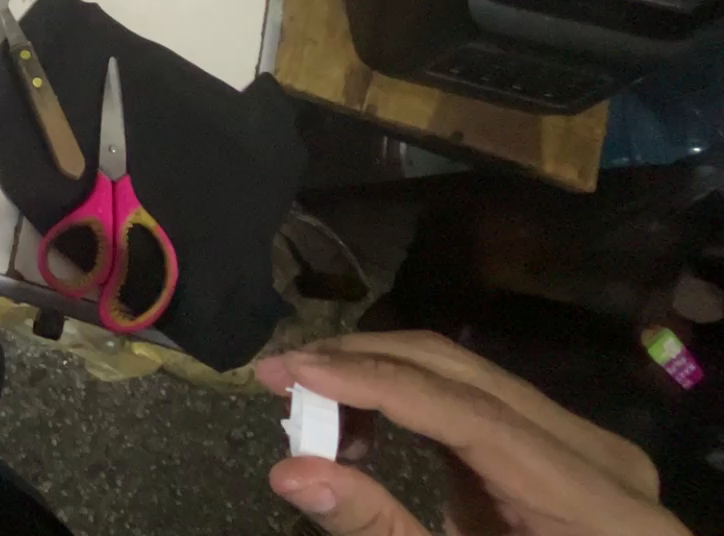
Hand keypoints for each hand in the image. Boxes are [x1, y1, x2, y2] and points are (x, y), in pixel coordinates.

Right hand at [256, 332, 689, 535]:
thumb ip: (377, 528)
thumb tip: (287, 472)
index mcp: (602, 510)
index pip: (468, 413)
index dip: (371, 384)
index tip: (288, 371)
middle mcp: (598, 456)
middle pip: (454, 371)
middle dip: (355, 362)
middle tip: (278, 376)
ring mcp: (574, 440)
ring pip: (448, 366)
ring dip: (364, 372)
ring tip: (307, 408)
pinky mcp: (543, 437)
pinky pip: (454, 388)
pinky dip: (389, 392)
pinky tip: (352, 425)